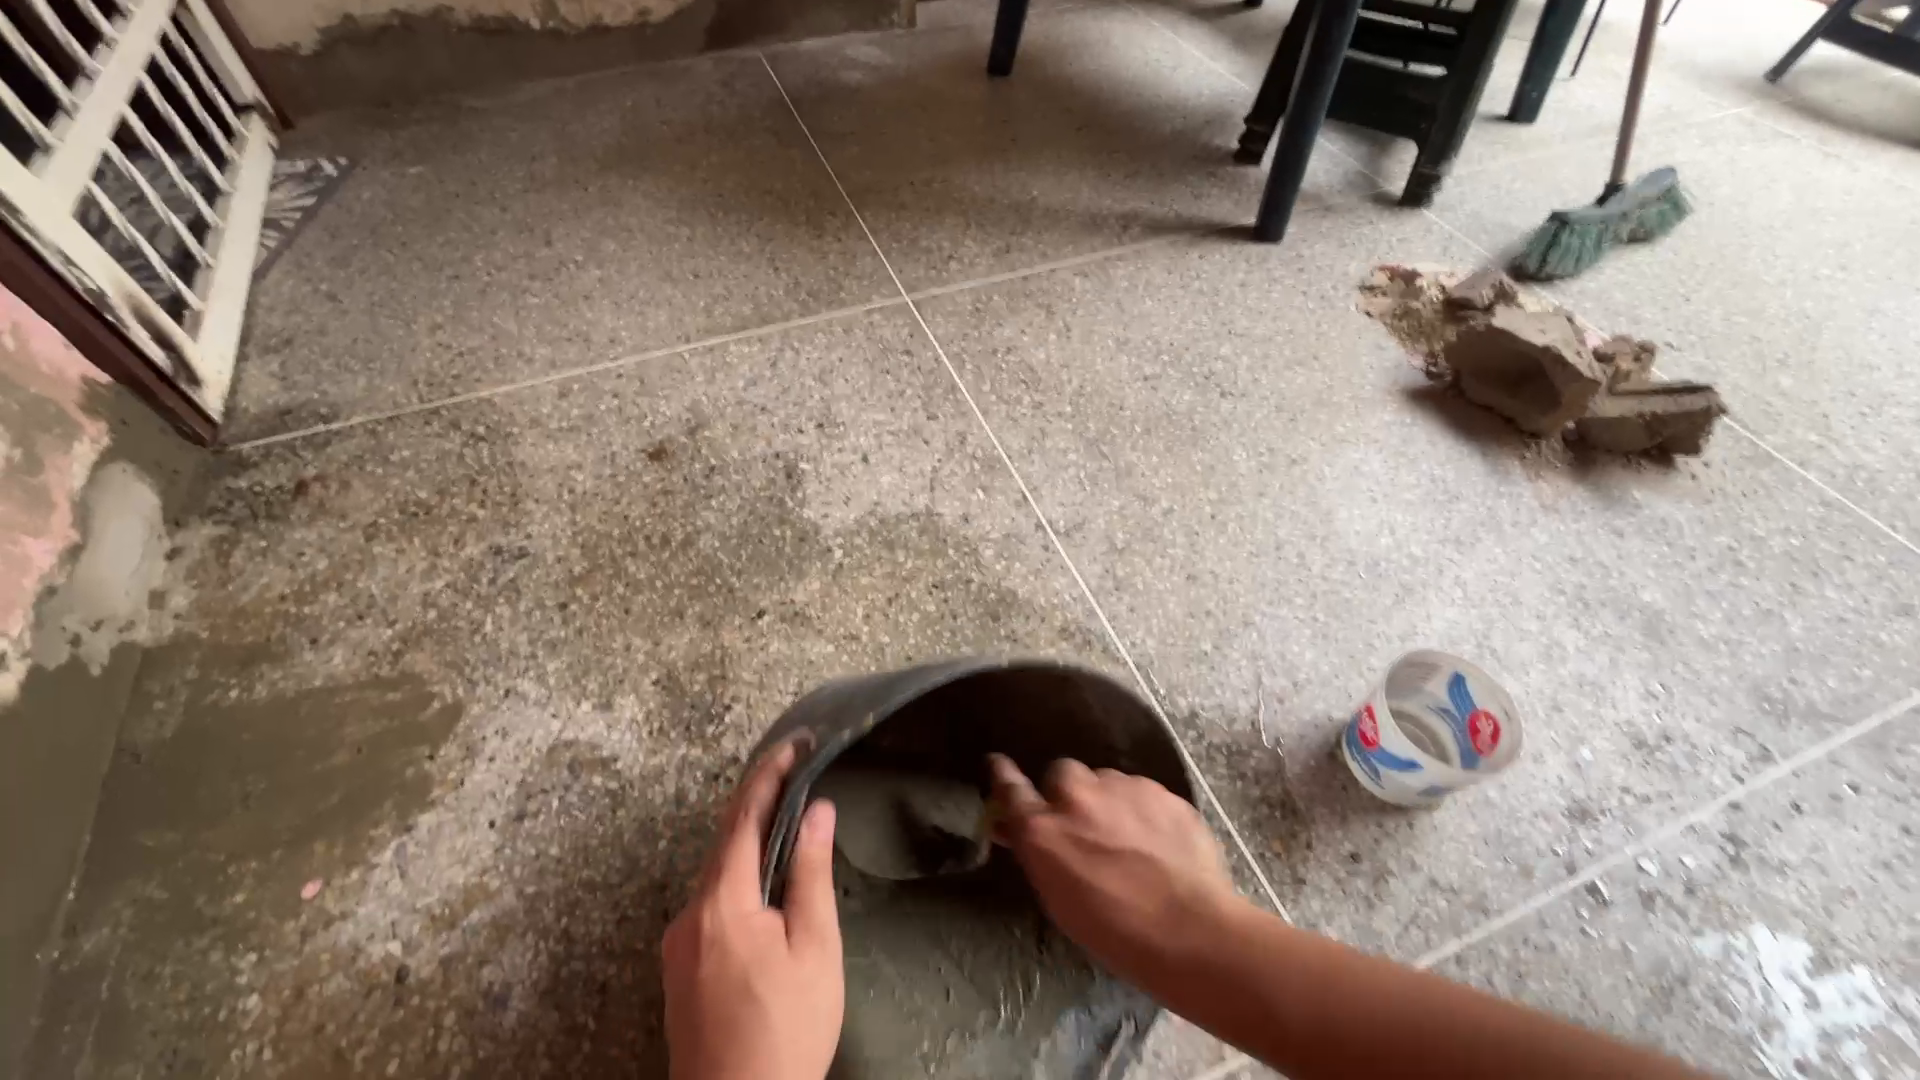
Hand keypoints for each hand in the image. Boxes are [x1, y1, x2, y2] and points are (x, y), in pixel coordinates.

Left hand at [663, 742, 842, 1079]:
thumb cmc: (786, 1030)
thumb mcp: (814, 947)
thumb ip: (810, 873)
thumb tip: (817, 811)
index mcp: (723, 902)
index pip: (744, 816)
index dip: (769, 774)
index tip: (793, 744)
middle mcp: (689, 914)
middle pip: (725, 841)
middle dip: (759, 802)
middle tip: (795, 772)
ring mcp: (678, 943)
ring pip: (717, 872)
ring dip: (750, 842)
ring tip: (787, 821)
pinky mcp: (679, 967)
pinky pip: (710, 902)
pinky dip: (738, 877)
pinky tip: (764, 885)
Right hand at [988, 754, 1239, 979]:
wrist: (1189, 931)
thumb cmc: (1113, 931)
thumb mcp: (1058, 899)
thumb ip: (1037, 854)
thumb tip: (1017, 830)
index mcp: (1043, 829)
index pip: (1010, 788)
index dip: (1003, 774)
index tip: (998, 762)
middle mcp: (1076, 796)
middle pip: (1063, 774)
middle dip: (1069, 793)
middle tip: (1085, 824)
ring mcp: (1122, 787)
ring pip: (1106, 781)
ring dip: (1108, 801)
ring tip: (1129, 838)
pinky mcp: (1161, 790)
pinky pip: (1142, 792)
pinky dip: (1143, 809)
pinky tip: (1158, 840)